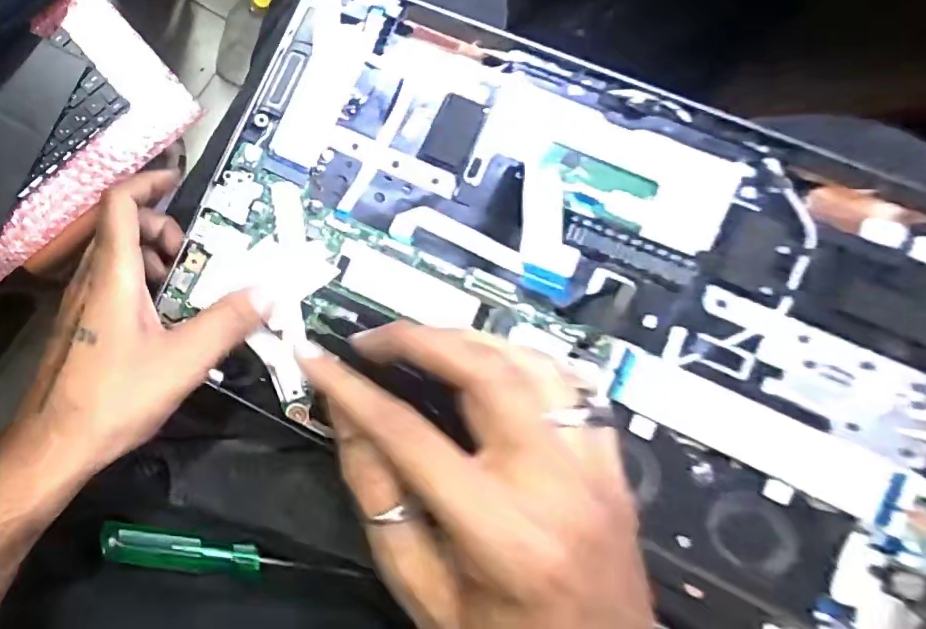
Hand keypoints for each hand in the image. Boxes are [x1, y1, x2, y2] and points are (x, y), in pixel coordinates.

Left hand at [12, 171, 270, 479]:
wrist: (52, 445)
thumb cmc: (114, 397)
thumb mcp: (182, 360)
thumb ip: (226, 323)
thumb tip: (268, 291)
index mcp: (112, 270)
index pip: (120, 201)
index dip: (147, 181)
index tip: (178, 180)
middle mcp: (91, 274)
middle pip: (121, 223)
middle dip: (159, 226)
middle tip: (187, 256)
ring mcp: (80, 296)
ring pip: (115, 251)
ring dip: (149, 253)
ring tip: (179, 286)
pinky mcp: (80, 318)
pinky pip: (108, 277)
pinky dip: (137, 277)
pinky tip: (158, 316)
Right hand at [298, 325, 652, 628]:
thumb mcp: (421, 587)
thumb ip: (377, 494)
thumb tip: (344, 411)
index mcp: (502, 534)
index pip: (408, 434)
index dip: (350, 388)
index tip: (314, 356)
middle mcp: (556, 489)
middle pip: (482, 374)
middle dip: (415, 340)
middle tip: (370, 341)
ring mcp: (593, 473)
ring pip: (529, 363)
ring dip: (468, 339)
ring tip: (423, 343)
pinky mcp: (611, 468)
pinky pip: (568, 386)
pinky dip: (519, 359)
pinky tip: (485, 360)